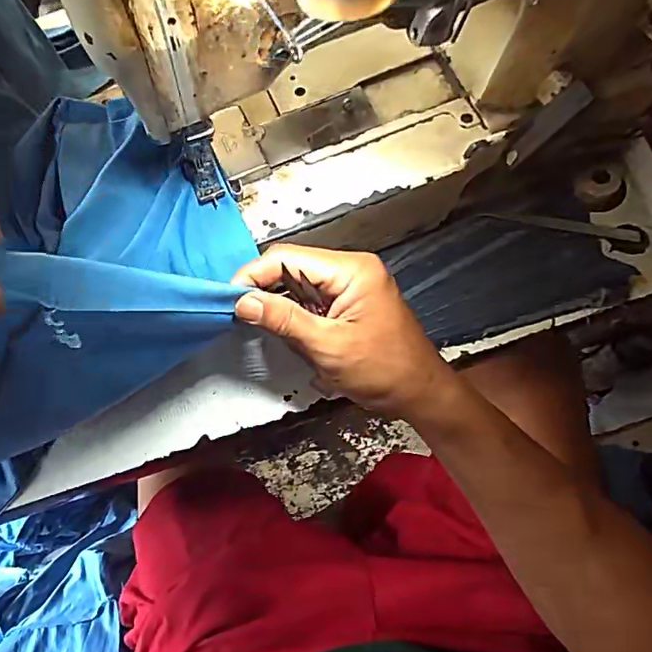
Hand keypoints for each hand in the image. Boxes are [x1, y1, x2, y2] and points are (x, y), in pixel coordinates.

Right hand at [232, 244, 460, 420]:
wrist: (419, 394)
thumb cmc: (387, 370)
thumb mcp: (327, 346)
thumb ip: (283, 320)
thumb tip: (244, 302)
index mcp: (352, 270)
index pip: (287, 258)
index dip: (254, 276)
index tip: (232, 298)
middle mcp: (350, 270)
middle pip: (290, 268)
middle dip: (265, 292)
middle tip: (243, 315)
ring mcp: (349, 286)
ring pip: (296, 286)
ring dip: (280, 307)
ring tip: (272, 330)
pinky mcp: (346, 303)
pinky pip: (309, 301)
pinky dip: (295, 317)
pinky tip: (293, 336)